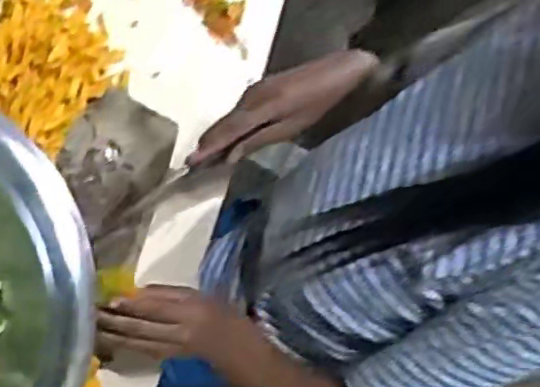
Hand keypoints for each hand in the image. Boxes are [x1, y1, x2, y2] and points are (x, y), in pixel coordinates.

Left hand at [97, 285, 263, 362]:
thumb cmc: (211, 311)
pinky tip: (100, 338)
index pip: (157, 309)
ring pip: (133, 341)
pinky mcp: (158, 357)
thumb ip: (164, 294)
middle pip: (140, 328)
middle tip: (91, 314)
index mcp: (190, 312)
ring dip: (109, 335)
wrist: (226, 343)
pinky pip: (134, 349)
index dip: (133, 306)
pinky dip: (116, 344)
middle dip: (113, 321)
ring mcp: (166, 348)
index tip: (111, 300)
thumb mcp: (194, 295)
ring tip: (90, 326)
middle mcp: (177, 332)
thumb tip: (132, 292)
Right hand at [189, 49, 380, 165]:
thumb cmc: (327, 102)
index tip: (185, 167)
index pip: (223, 133)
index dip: (204, 151)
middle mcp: (251, 97)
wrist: (354, 65)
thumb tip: (227, 158)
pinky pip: (236, 112)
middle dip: (205, 146)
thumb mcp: (293, 127)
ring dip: (215, 137)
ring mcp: (256, 90)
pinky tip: (225, 138)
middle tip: (192, 167)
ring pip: (226, 119)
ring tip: (205, 157)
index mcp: (259, 108)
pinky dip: (227, 127)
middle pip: (220, 126)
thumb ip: (257, 141)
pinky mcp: (263, 88)